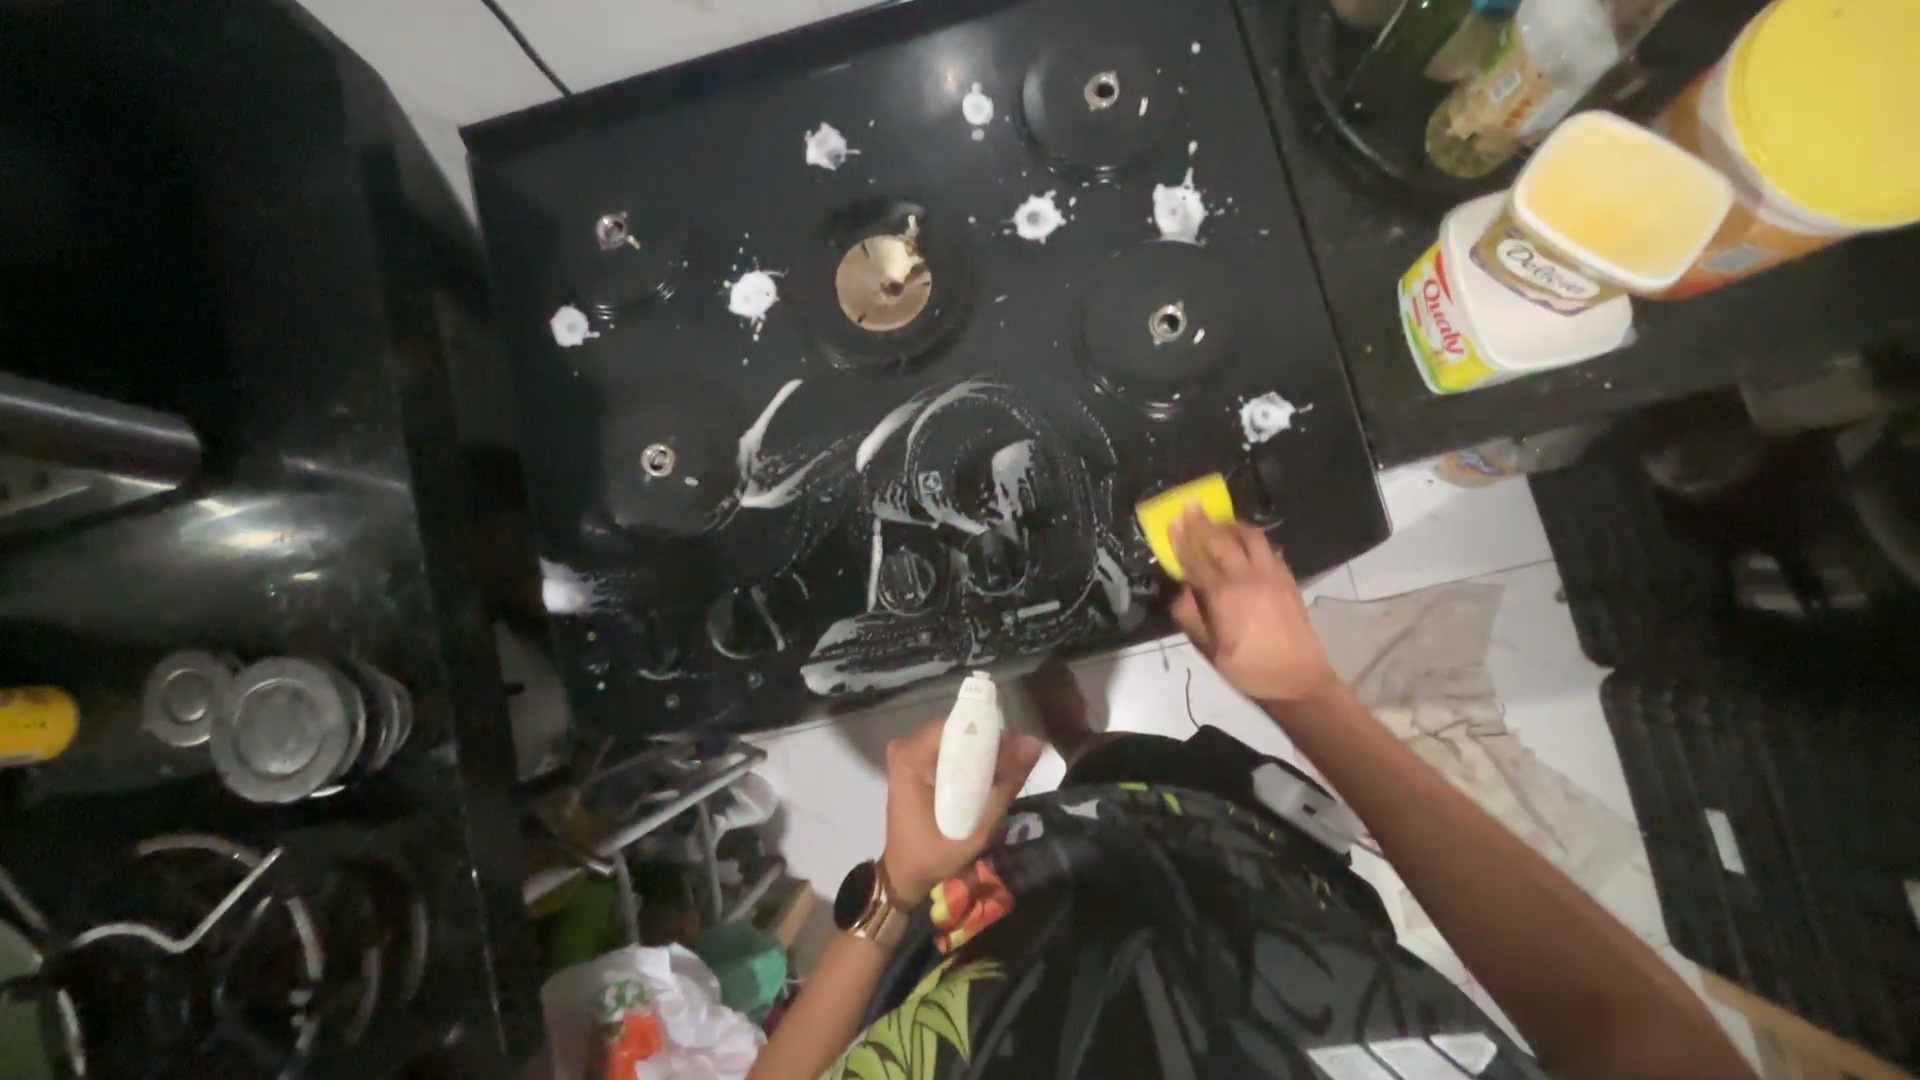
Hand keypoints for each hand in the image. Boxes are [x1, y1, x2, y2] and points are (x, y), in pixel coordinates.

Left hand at [880, 720, 1041, 899]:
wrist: (904, 874)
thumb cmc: (934, 855)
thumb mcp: (976, 828)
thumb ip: (1005, 786)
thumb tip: (1033, 745)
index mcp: (911, 758)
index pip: (957, 727)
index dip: (990, 736)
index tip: (1017, 751)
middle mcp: (905, 748)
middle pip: (957, 732)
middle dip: (989, 747)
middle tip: (1016, 764)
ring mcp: (907, 753)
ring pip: (955, 741)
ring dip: (981, 755)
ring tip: (1005, 773)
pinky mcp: (913, 762)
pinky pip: (948, 752)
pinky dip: (967, 763)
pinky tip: (985, 780)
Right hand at [1169, 507, 1338, 703]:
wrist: (1299, 681)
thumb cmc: (1248, 670)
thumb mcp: (1210, 650)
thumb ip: (1191, 617)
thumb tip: (1181, 591)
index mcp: (1224, 596)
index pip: (1196, 560)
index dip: (1182, 540)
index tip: (1172, 522)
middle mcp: (1248, 578)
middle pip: (1222, 541)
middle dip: (1204, 522)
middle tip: (1191, 506)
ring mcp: (1272, 575)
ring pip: (1251, 537)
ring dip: (1232, 525)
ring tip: (1220, 521)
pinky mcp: (1288, 579)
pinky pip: (1269, 549)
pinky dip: (1254, 540)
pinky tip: (1247, 544)